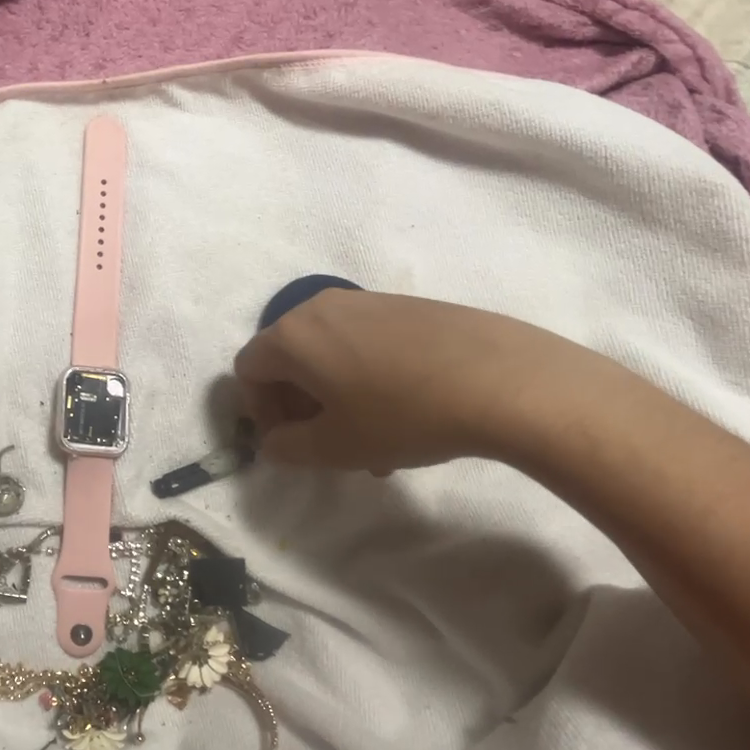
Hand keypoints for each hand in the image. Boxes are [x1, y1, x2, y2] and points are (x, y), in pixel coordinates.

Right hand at [233, 289, 615, 472]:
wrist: (502, 378)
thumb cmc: (402, 414)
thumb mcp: (336, 447)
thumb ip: (288, 449)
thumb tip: (274, 443)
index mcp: (291, 336)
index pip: (248, 370)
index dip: (260, 411)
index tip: (293, 443)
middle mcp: (319, 308)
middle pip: (287, 358)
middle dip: (300, 405)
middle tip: (332, 445)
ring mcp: (364, 301)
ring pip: (328, 351)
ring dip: (335, 395)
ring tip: (376, 439)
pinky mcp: (404, 305)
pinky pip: (363, 340)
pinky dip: (366, 374)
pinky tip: (407, 411)